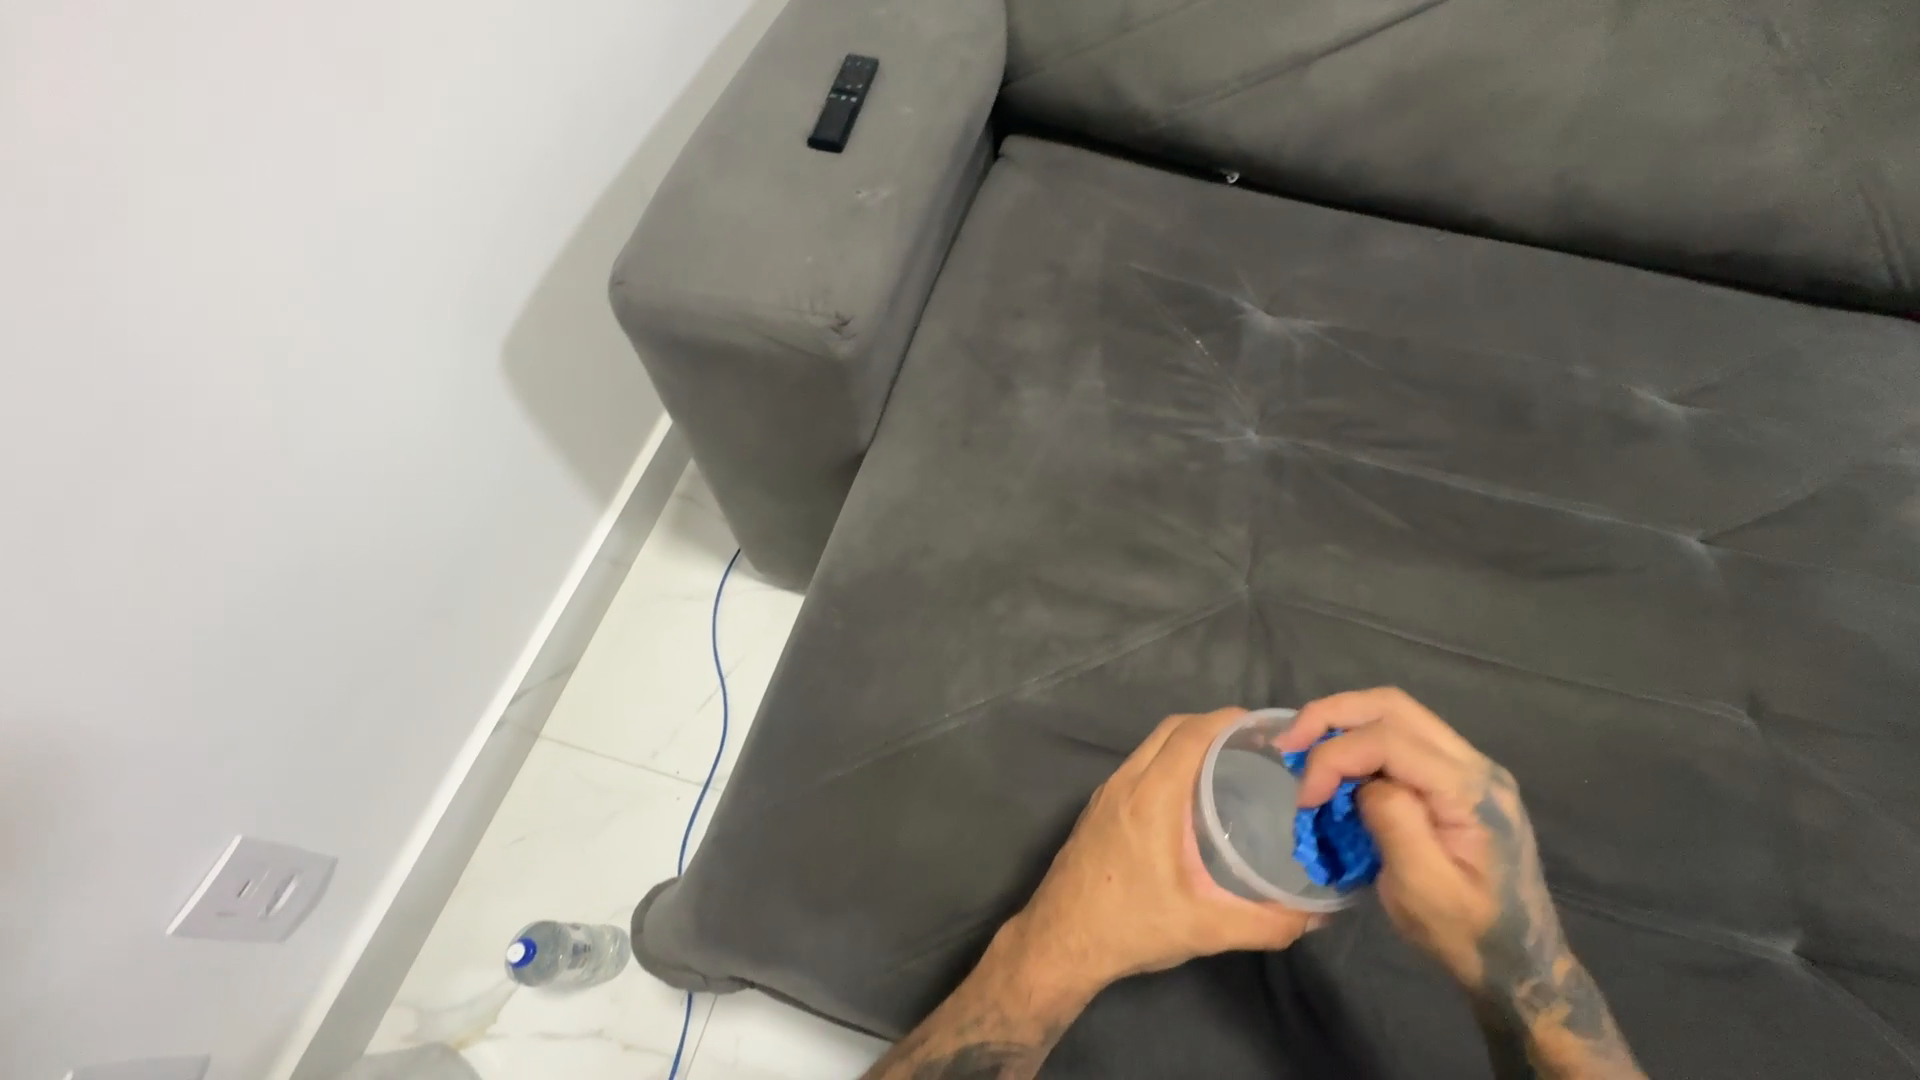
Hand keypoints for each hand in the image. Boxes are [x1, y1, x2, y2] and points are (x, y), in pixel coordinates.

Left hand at [1002, 708, 1317, 999]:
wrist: (1060, 940)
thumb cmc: (1131, 926)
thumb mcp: (1207, 929)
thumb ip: (1267, 923)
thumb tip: (1318, 916)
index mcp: (1151, 797)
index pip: (1190, 734)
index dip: (1227, 720)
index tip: (1265, 726)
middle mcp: (1125, 783)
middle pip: (1169, 730)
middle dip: (1211, 725)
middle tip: (1254, 744)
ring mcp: (1106, 793)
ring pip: (1150, 746)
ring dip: (1186, 742)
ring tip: (1228, 763)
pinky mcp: (1097, 808)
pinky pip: (1137, 766)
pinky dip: (1166, 761)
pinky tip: (1189, 794)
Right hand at [1275, 687, 1548, 987]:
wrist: (1518, 964)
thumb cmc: (1468, 934)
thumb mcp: (1425, 889)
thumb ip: (1395, 823)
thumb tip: (1362, 783)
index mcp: (1472, 791)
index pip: (1388, 740)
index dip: (1334, 757)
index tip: (1305, 798)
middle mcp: (1475, 765)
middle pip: (1391, 706)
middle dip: (1331, 716)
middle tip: (1289, 744)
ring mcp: (1468, 768)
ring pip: (1394, 712)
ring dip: (1342, 723)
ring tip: (1303, 749)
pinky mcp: (1454, 779)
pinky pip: (1399, 736)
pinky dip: (1357, 739)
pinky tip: (1335, 764)